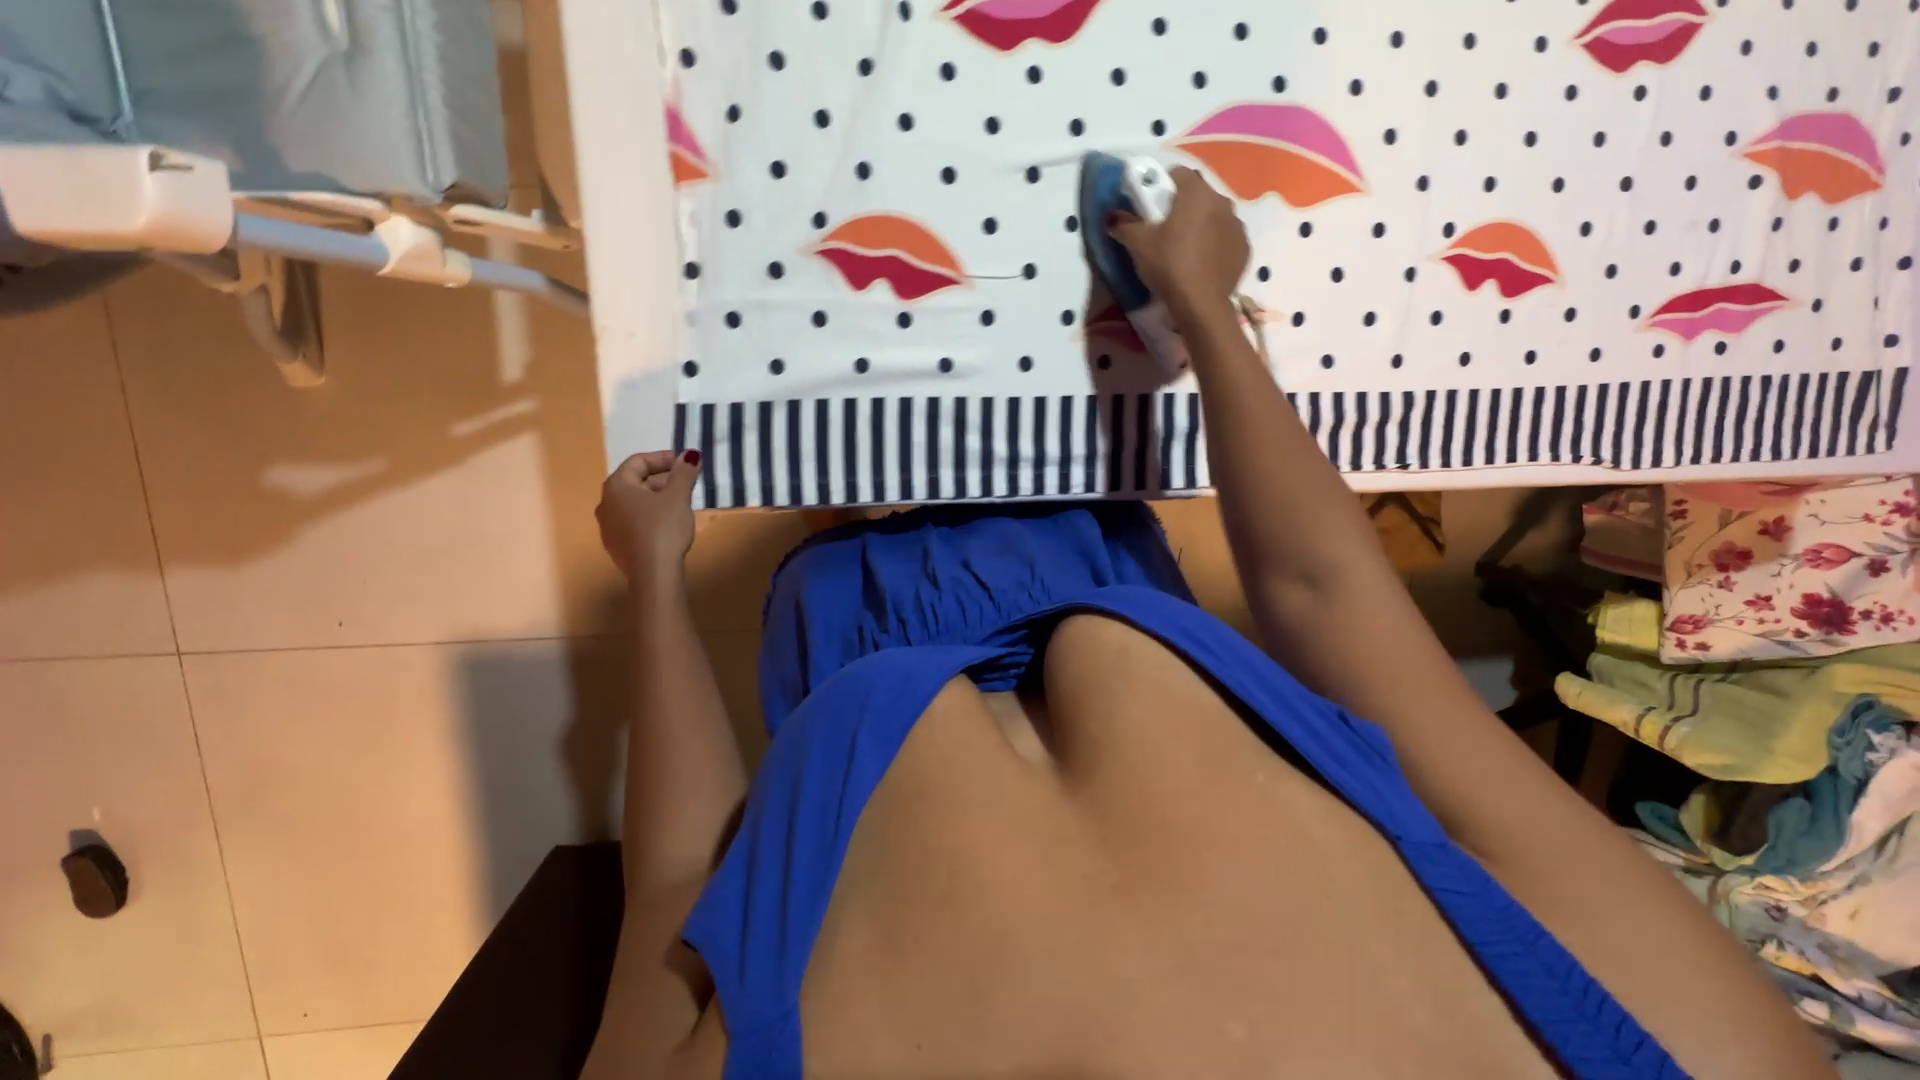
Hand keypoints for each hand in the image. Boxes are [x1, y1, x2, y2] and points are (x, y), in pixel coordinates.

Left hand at [597, 450, 700, 583]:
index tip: (685, 462)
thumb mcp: (678, 496)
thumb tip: (690, 454)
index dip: (663, 458)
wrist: (653, 573)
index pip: (638, 461)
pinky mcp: (616, 546)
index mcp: (616, 486)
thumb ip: (683, 473)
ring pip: (633, 503)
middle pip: (635, 482)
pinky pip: (633, 521)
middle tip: (686, 482)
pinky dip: (649, 516)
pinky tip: (667, 524)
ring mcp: (608, 527)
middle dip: (661, 479)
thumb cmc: (663, 528)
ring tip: (679, 503)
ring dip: (656, 498)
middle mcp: (605, 503)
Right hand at [1107, 166, 1249, 320]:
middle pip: (1199, 195)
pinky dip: (1216, 244)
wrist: (1201, 303)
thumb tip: (1111, 216)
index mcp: (1196, 193)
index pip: (1179, 174)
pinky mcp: (1244, 249)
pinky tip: (1202, 263)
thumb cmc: (1169, 264)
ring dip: (1202, 225)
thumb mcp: (1138, 244)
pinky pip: (1226, 238)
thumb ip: (1123, 224)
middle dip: (1184, 206)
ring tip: (1186, 249)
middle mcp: (1222, 202)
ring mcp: (1237, 226)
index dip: (1163, 185)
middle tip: (1166, 229)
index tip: (1153, 205)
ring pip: (1215, 217)